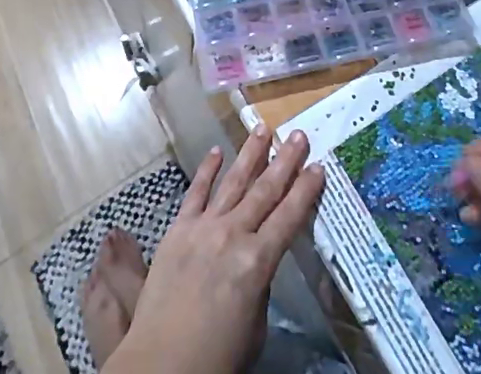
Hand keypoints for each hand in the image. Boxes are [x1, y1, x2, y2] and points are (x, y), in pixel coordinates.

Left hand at [103, 126, 325, 373]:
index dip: (306, 190)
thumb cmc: (218, 355)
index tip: (319, 166)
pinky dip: (206, 171)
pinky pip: (195, 193)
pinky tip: (216, 152)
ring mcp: (203, 228)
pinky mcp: (178, 230)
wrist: (162, 364)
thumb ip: (259, 281)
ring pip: (232, 182)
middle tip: (299, 134)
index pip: (289, 216)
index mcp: (258, 261)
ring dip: (250, 154)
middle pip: (265, 190)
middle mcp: (233, 235)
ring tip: (263, 129)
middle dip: (285, 161)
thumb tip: (257, 257)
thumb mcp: (255, 323)